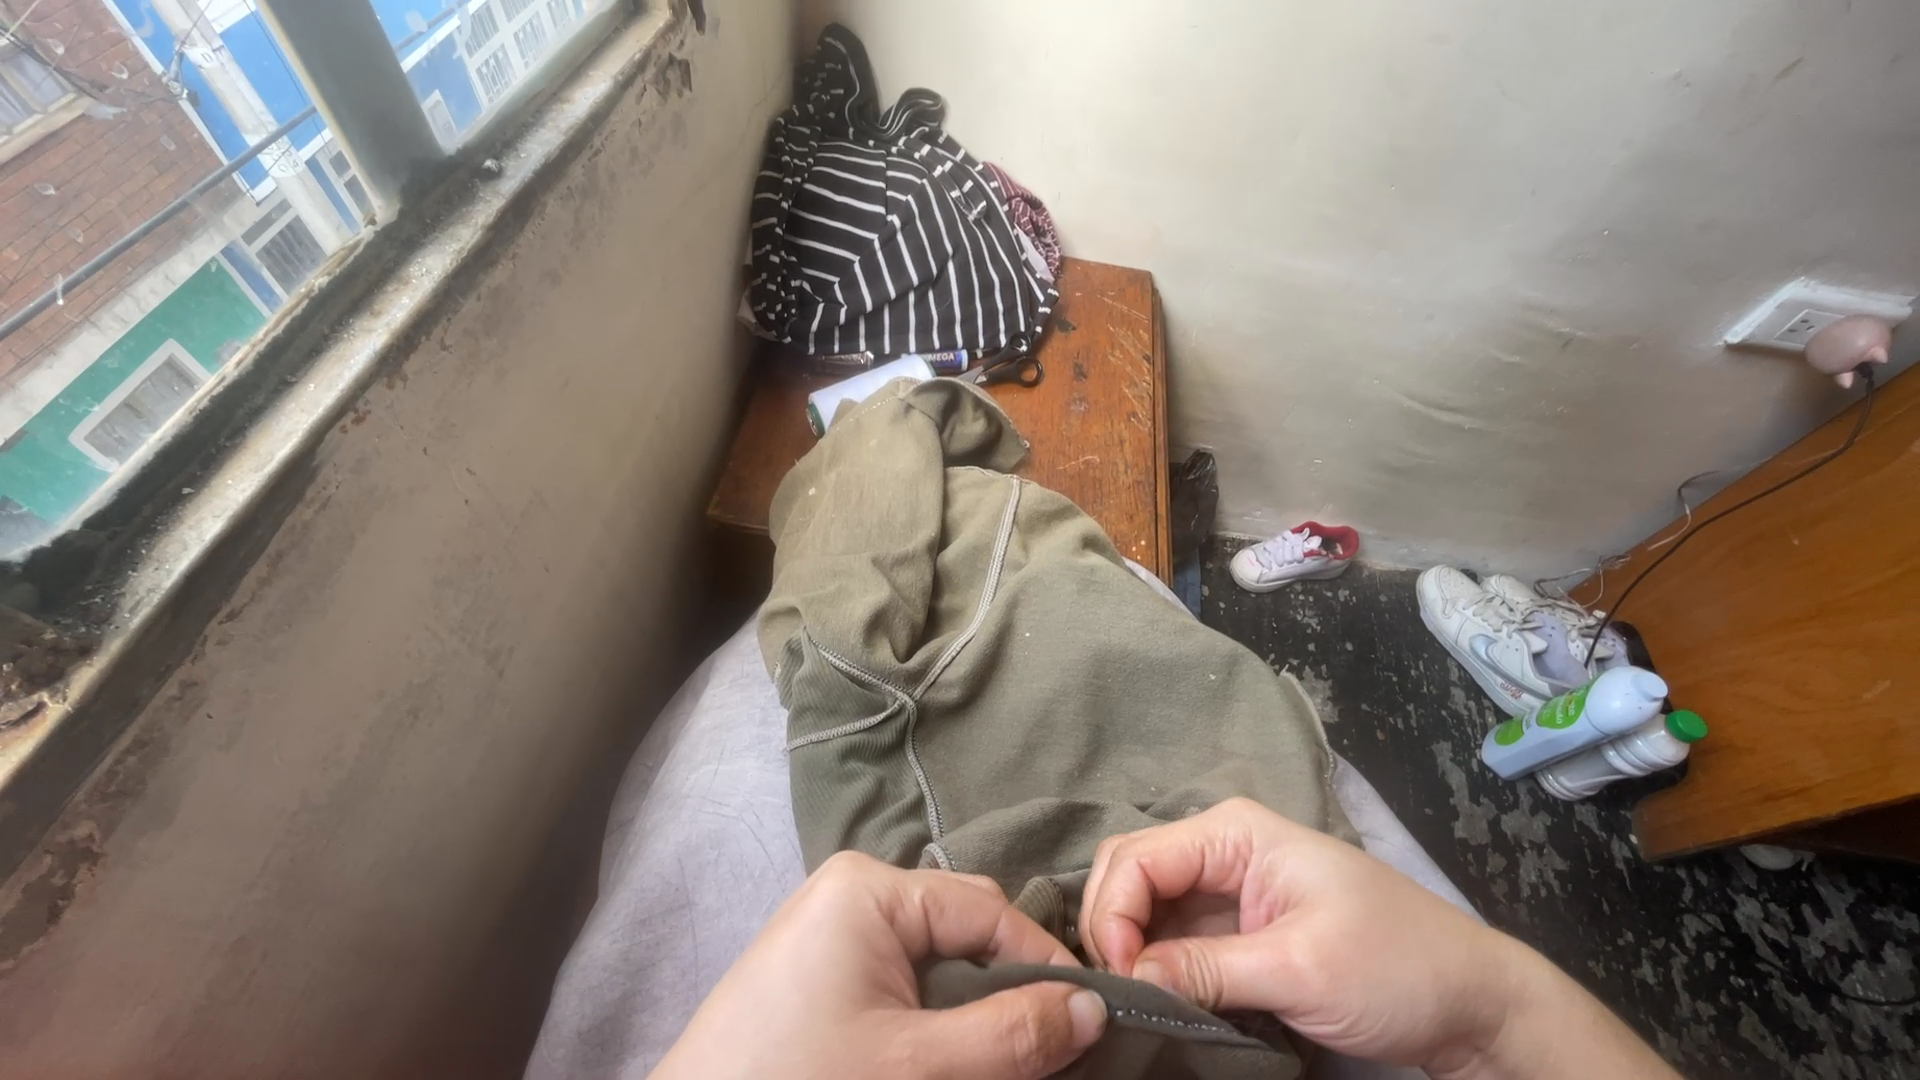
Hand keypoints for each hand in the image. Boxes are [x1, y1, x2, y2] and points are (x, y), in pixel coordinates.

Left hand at [653, 851, 1106, 1079]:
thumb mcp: (916, 1065)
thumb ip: (1010, 1036)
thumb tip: (1094, 1008)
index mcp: (871, 887)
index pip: (986, 909)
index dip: (1043, 960)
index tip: (1092, 1016)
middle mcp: (852, 887)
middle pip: (962, 922)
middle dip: (1009, 979)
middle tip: (1049, 1041)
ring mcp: (832, 922)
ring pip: (934, 949)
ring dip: (974, 998)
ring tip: (1001, 1049)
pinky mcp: (819, 962)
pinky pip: (900, 968)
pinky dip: (936, 1005)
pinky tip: (946, 1046)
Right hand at [1078, 798, 1677, 1078]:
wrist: (1474, 1003)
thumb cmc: (1395, 968)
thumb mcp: (1300, 969)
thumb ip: (1205, 969)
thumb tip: (1126, 978)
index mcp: (1232, 832)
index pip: (1139, 858)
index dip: (1115, 915)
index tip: (1122, 980)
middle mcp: (1219, 848)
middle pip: (1131, 870)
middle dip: (1110, 923)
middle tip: (1117, 990)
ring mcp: (1225, 885)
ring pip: (1144, 902)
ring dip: (1126, 944)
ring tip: (1127, 997)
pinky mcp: (1234, 924)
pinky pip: (1172, 932)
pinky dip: (1151, 960)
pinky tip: (1149, 993)